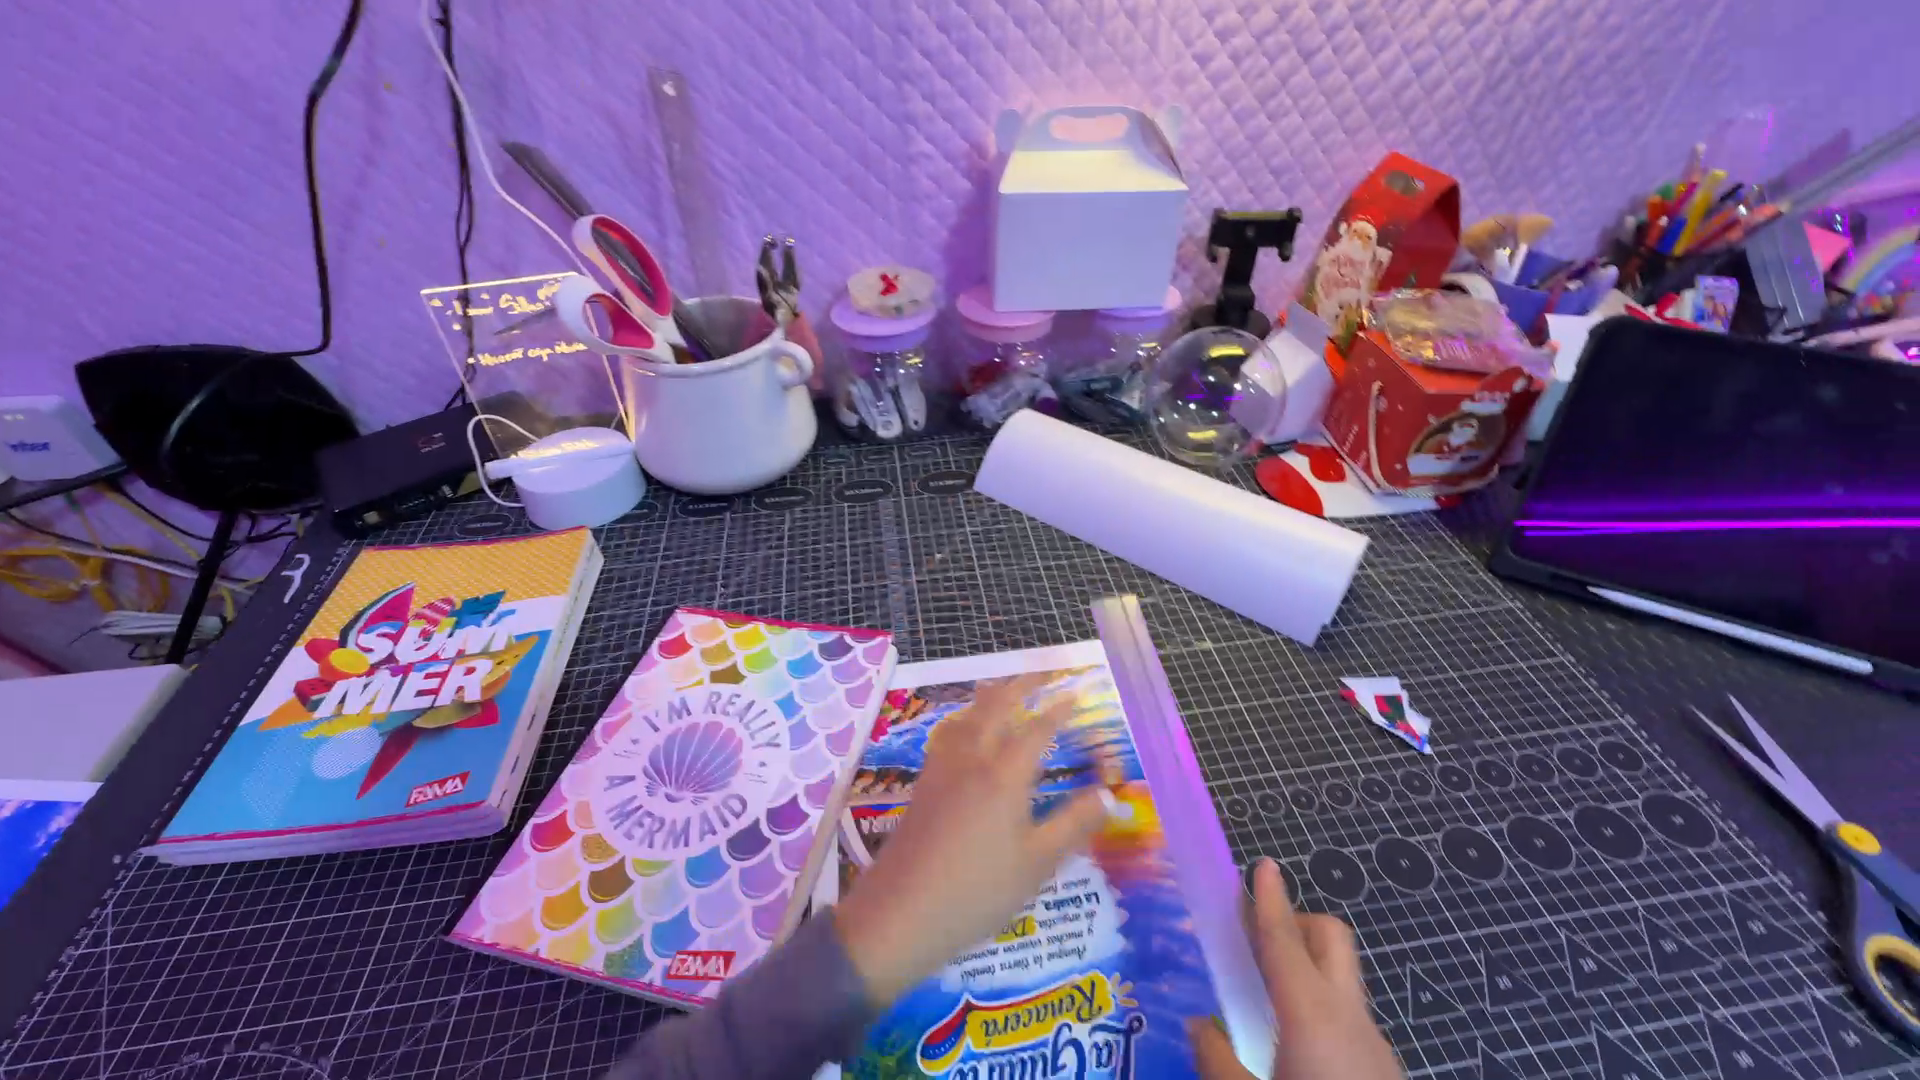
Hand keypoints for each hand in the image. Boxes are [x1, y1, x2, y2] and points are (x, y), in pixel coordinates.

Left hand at [833, 675, 1113, 1006]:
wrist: (901, 911)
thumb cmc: (978, 892)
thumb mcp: (1037, 864)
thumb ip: (1074, 824)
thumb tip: (1109, 794)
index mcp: (1005, 775)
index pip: (1037, 729)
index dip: (1058, 710)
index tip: (1075, 694)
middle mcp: (972, 760)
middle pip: (995, 707)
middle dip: (1021, 687)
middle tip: (1042, 675)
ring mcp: (942, 770)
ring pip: (967, 717)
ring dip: (989, 698)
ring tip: (1004, 691)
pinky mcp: (923, 785)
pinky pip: (948, 735)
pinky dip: (965, 719)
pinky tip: (964, 733)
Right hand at [1189, 859, 1402, 1079]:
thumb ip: (1218, 1061)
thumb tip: (1201, 1026)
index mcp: (1309, 1016)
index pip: (1284, 939)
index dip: (1269, 898)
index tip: (1262, 863)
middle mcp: (1347, 1018)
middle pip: (1332, 940)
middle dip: (1298, 921)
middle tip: (1257, 933)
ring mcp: (1373, 1046)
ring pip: (1341, 980)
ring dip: (1307, 968)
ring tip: (1263, 999)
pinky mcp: (1383, 1072)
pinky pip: (1347, 1018)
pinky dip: (1318, 1008)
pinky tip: (1294, 1052)